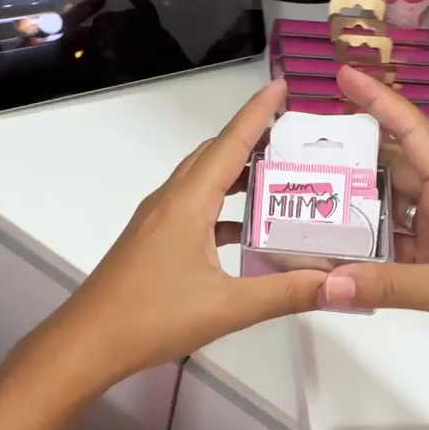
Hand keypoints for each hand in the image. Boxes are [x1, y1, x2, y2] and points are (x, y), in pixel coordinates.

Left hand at [33, 79, 326, 387]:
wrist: (89, 342)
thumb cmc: (152, 318)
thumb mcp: (227, 307)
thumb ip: (286, 294)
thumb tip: (339, 285)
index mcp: (187, 203)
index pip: (229, 144)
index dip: (258, 113)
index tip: (285, 86)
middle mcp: (170, 202)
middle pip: (214, 156)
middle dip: (253, 141)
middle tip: (294, 138)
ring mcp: (156, 222)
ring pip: (202, 183)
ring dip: (237, 176)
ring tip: (278, 180)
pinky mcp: (152, 243)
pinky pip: (193, 210)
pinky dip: (222, 209)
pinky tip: (245, 231)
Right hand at [319, 66, 428, 360]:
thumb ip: (389, 286)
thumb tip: (328, 285)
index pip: (412, 131)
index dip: (378, 100)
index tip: (343, 76)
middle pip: (392, 167)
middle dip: (353, 156)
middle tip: (304, 152)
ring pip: (389, 207)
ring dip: (356, 205)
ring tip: (309, 200)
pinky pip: (393, 243)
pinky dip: (367, 246)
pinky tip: (337, 252)